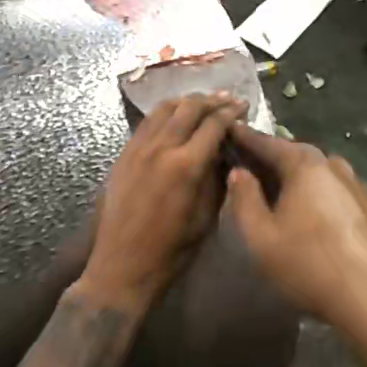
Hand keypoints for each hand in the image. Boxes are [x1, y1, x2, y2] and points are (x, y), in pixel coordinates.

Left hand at [79, 93, 245, 311]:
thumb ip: (217, 178)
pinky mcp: (125, 153)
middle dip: (211, 100)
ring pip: (165, 108)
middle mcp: (161, 148)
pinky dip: (165, 112)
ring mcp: (139, 147)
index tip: (243, 105)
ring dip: (187, 101)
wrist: (123, 267)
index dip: (231, 112)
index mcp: (186, 166)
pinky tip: (175, 115)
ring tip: (202, 102)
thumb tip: (226, 152)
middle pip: (189, 107)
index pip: (213, 124)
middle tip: (227, 99)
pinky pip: (147, 121)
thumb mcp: (206, 218)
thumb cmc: (171, 250)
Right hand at [221, 124, 366, 329]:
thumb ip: (244, 199)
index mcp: (304, 164)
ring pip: (317, 174)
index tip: (230, 130)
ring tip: (279, 194)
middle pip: (294, 155)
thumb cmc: (312, 266)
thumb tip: (239, 173)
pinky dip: (318, 196)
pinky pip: (335, 192)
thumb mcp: (261, 238)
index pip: (267, 142)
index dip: (246, 137)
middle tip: (250, 166)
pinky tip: (313, 219)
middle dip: (271, 159)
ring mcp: (357, 185)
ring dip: (296, 179)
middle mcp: (333, 164)